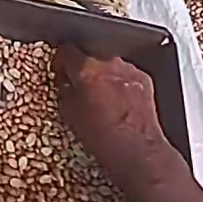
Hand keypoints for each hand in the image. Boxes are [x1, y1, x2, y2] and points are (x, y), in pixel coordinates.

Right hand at [55, 46, 178, 185]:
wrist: (137, 150)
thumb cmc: (103, 137)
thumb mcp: (70, 115)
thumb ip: (64, 90)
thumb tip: (64, 82)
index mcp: (87, 70)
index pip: (66, 50)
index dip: (59, 61)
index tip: (59, 70)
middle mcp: (109, 64)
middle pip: (89, 56)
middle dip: (82, 69)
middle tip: (78, 86)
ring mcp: (128, 70)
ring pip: (108, 64)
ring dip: (101, 75)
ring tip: (99, 97)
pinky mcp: (143, 79)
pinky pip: (124, 73)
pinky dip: (118, 82)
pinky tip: (116, 101)